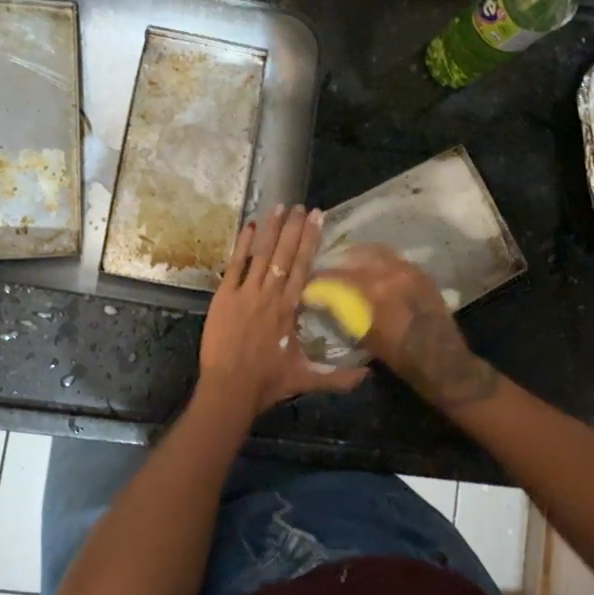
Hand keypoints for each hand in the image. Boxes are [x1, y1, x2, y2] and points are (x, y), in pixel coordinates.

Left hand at [197, 204, 369, 417]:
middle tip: (300, 205)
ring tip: (278, 207)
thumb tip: (369, 375)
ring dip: (270, 229)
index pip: (303, 266)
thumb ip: (339, 377)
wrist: (229, 389)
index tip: (317, 217)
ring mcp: (245, 293)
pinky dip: (242, 245)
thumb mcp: (306, 379)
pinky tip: (248, 227)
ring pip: (261, 254)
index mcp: (290, 308)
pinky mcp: (224, 297)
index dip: (310, 240)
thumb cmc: (268, 383)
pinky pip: (235, 265)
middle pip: (284, 254)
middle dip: (293, 228)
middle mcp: (270, 294)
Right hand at [319, 244, 498, 408]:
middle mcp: (393, 271)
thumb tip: (328, 301)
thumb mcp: (366, 336)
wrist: (442, 362)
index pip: (339, 275)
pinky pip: (397, 260)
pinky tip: (376, 273)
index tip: (311, 282)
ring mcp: (411, 270)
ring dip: (363, 257)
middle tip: (332, 269)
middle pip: (359, 254)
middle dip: (342, 260)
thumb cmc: (401, 356)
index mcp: (375, 288)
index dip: (321, 279)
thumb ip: (346, 313)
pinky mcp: (423, 275)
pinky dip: (382, 263)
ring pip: (380, 253)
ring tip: (352, 266)